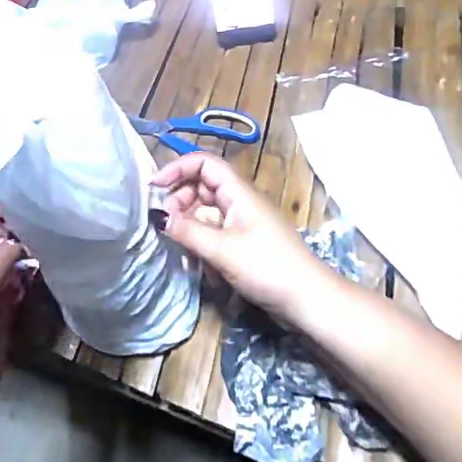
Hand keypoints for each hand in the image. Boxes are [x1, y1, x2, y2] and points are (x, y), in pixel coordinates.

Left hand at [0, 201, 25, 410]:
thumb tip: (18, 238)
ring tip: (42, 236)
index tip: (10, 201)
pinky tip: (42, 263)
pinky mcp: (1, 308)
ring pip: (4, 261)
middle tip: (34, 217)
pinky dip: (27, 272)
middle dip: (7, 230)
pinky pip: (15, 281)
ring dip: (20, 250)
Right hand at [151, 153, 338, 325]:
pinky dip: (203, 244)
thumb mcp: (222, 249)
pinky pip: (215, 234)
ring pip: (207, 212)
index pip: (203, 163)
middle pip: (202, 187)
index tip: (153, 187)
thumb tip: (157, 216)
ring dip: (190, 226)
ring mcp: (243, 223)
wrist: (308, 299)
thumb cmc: (267, 267)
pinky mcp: (245, 244)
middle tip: (166, 224)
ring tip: (182, 249)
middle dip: (180, 201)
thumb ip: (188, 231)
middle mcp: (240, 201)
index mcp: (238, 192)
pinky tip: (200, 266)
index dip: (177, 168)